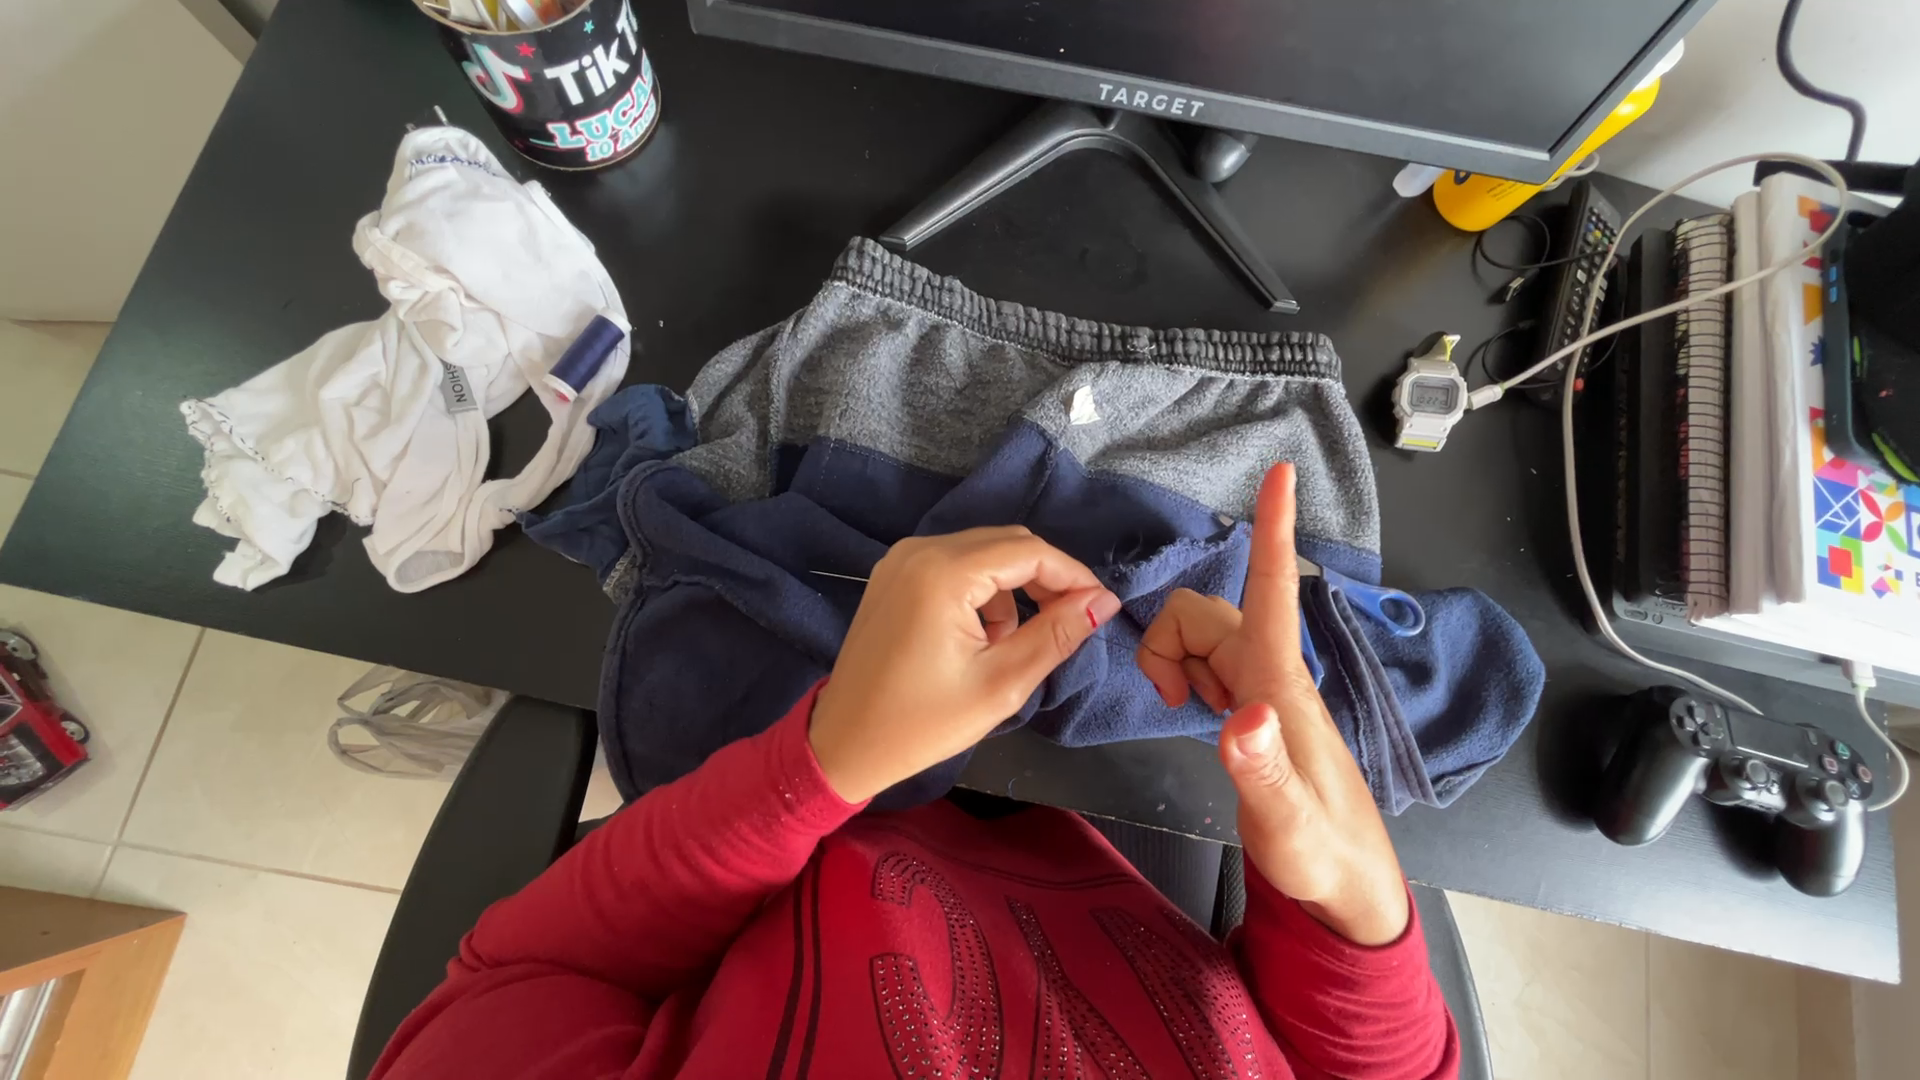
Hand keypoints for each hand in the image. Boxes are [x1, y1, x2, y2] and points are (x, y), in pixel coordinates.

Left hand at [809, 527, 1122, 803]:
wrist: (844, 743)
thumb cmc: (922, 723)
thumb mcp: (1001, 684)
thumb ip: (1056, 634)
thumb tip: (1104, 601)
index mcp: (943, 573)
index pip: (1028, 551)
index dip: (1072, 575)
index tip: (1101, 606)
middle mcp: (919, 550)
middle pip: (1006, 543)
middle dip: (1045, 577)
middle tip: (1070, 621)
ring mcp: (901, 559)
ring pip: (981, 552)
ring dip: (1012, 586)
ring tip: (1014, 641)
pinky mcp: (893, 574)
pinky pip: (954, 564)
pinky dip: (981, 589)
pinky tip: (981, 634)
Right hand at [1134, 464, 1409, 945]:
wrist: (1341, 881)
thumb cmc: (1323, 850)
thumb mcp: (1288, 823)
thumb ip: (1263, 771)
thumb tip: (1241, 712)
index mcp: (1279, 680)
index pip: (1274, 590)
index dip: (1275, 529)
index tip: (1282, 472)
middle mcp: (1268, 668)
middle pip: (1201, 612)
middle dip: (1167, 642)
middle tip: (1170, 701)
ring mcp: (1258, 683)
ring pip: (1196, 633)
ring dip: (1172, 661)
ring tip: (1184, 711)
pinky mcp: (1248, 700)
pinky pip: (1200, 658)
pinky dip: (1181, 673)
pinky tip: (1195, 709)